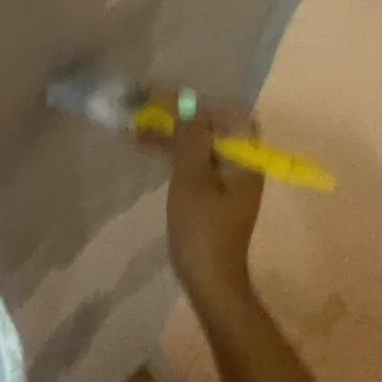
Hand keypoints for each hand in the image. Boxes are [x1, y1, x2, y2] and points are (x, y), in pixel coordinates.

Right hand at [162, 102, 264, 305]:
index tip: (172, 99)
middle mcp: (241, 166)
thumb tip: (190, 104)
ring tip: (137, 127)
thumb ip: (191, 139)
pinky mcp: (213, 196)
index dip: (204, 103)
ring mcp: (227, 183)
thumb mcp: (192, 179)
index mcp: (245, 160)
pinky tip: (146, 148)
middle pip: (213, 130)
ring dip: (172, 134)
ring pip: (200, 145)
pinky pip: (193, 163)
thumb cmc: (202, 229)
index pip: (233, 116)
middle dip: (181, 117)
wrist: (210, 282)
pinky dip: (173, 154)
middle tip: (147, 110)